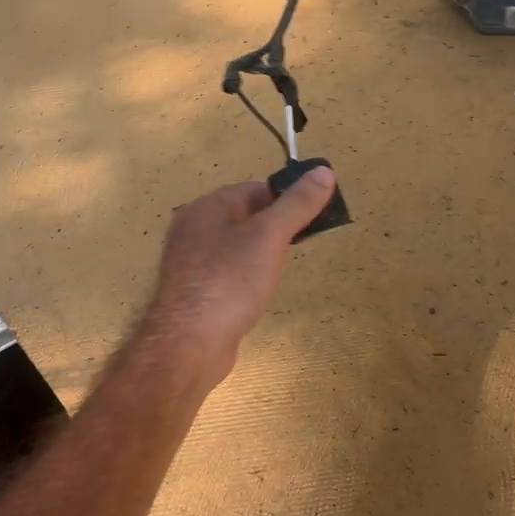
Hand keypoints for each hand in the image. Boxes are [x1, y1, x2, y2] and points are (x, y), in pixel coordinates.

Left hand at [137, 167, 335, 388]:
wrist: (189, 343)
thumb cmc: (229, 282)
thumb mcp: (269, 237)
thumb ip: (297, 205)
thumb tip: (324, 172)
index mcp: (206, 208)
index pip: (253, 189)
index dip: (285, 198)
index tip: (312, 216)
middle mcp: (193, 231)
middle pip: (244, 217)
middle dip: (274, 227)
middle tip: (299, 244)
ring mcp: (191, 264)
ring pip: (236, 247)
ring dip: (261, 254)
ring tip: (280, 270)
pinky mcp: (196, 293)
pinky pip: (227, 274)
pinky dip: (247, 278)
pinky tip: (257, 294)